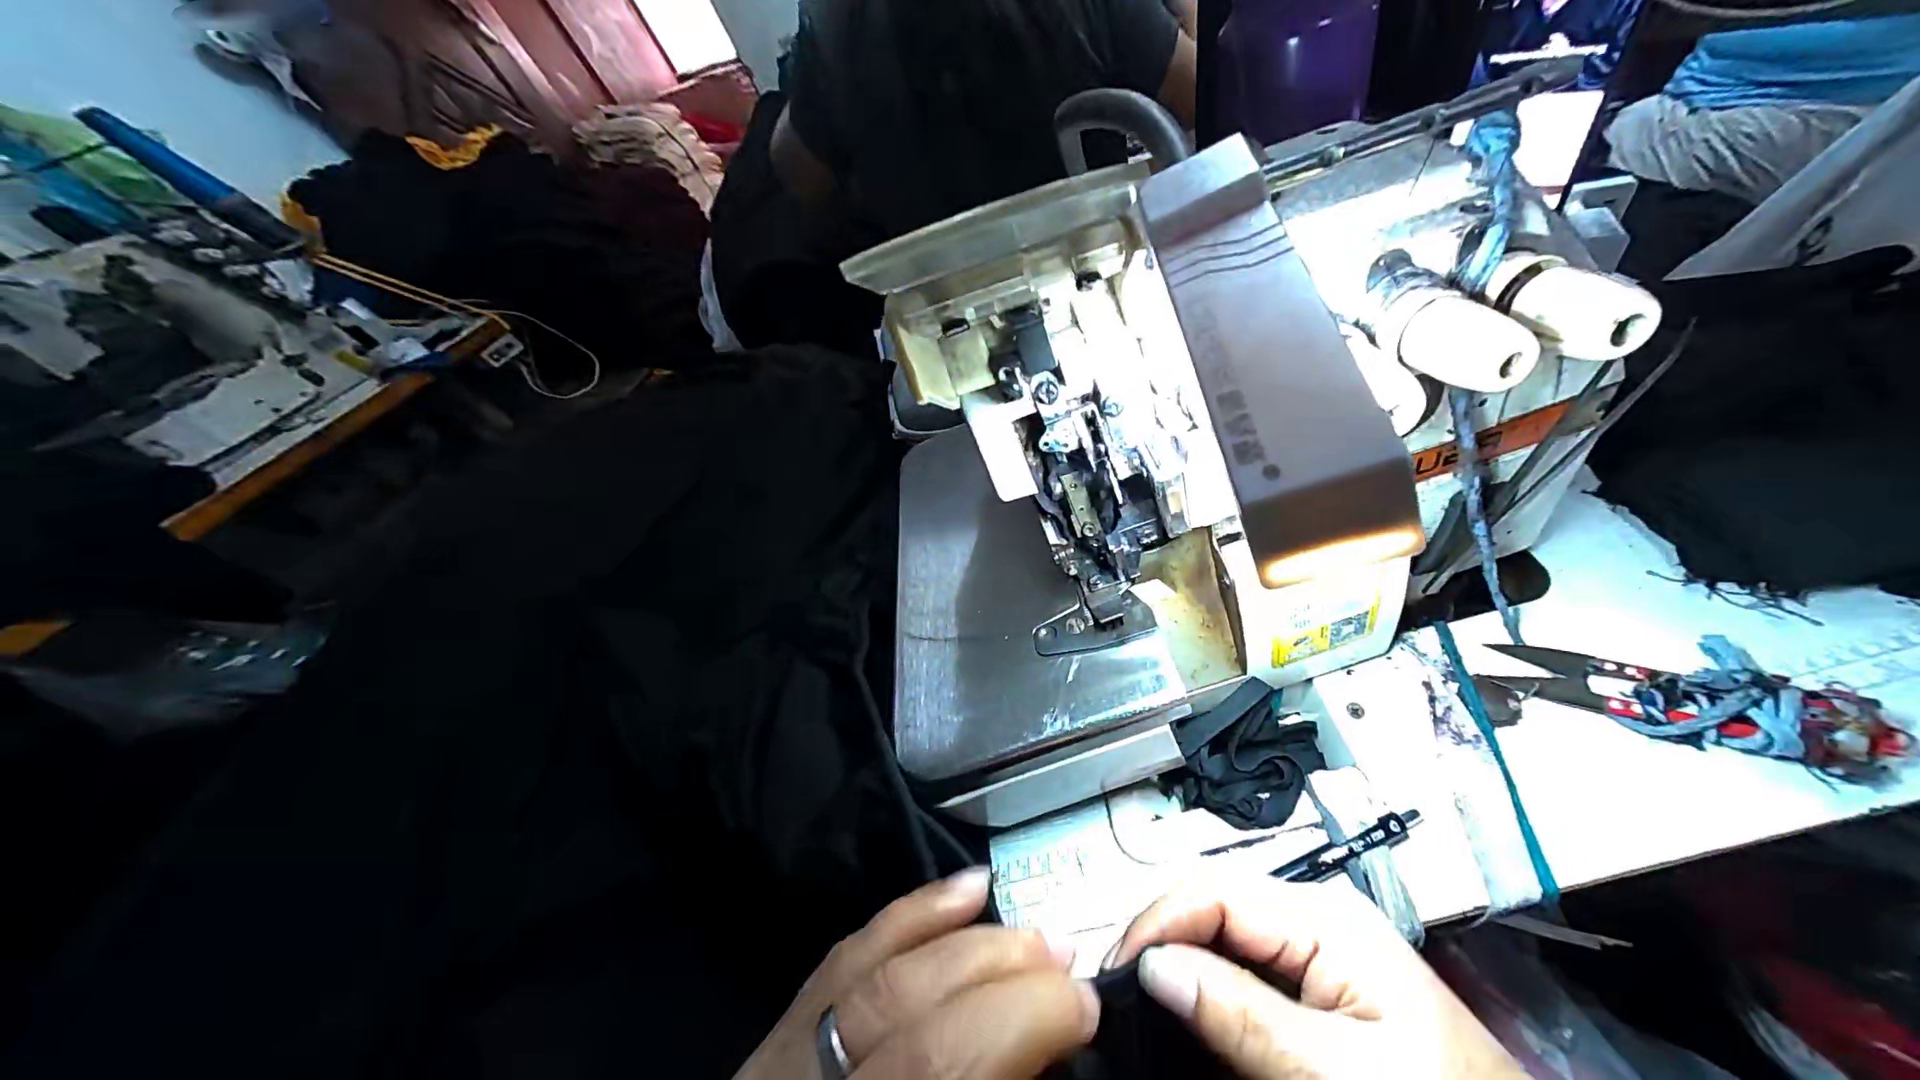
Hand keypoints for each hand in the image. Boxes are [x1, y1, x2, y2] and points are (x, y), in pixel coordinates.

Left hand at [733, 867, 1099, 1079]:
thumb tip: (1051, 1049)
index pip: (940, 1063)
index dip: (1021, 1022)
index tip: (1081, 1007)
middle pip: (911, 1011)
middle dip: (1002, 975)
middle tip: (1065, 962)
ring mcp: (785, 1050)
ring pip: (882, 973)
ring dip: (969, 944)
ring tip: (1032, 937)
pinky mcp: (785, 1021)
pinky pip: (851, 951)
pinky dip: (914, 913)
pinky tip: (967, 889)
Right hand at [1107, 879, 1523, 1079]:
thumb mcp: (1339, 1072)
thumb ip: (1243, 1015)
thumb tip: (1155, 966)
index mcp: (1326, 918)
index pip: (1210, 891)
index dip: (1154, 923)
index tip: (1116, 974)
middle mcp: (1317, 914)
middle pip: (1212, 900)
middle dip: (1161, 936)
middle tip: (1122, 992)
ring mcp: (1319, 942)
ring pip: (1222, 927)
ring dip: (1179, 956)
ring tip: (1145, 997)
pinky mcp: (1321, 972)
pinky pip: (1245, 956)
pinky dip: (1209, 975)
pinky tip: (1192, 1003)